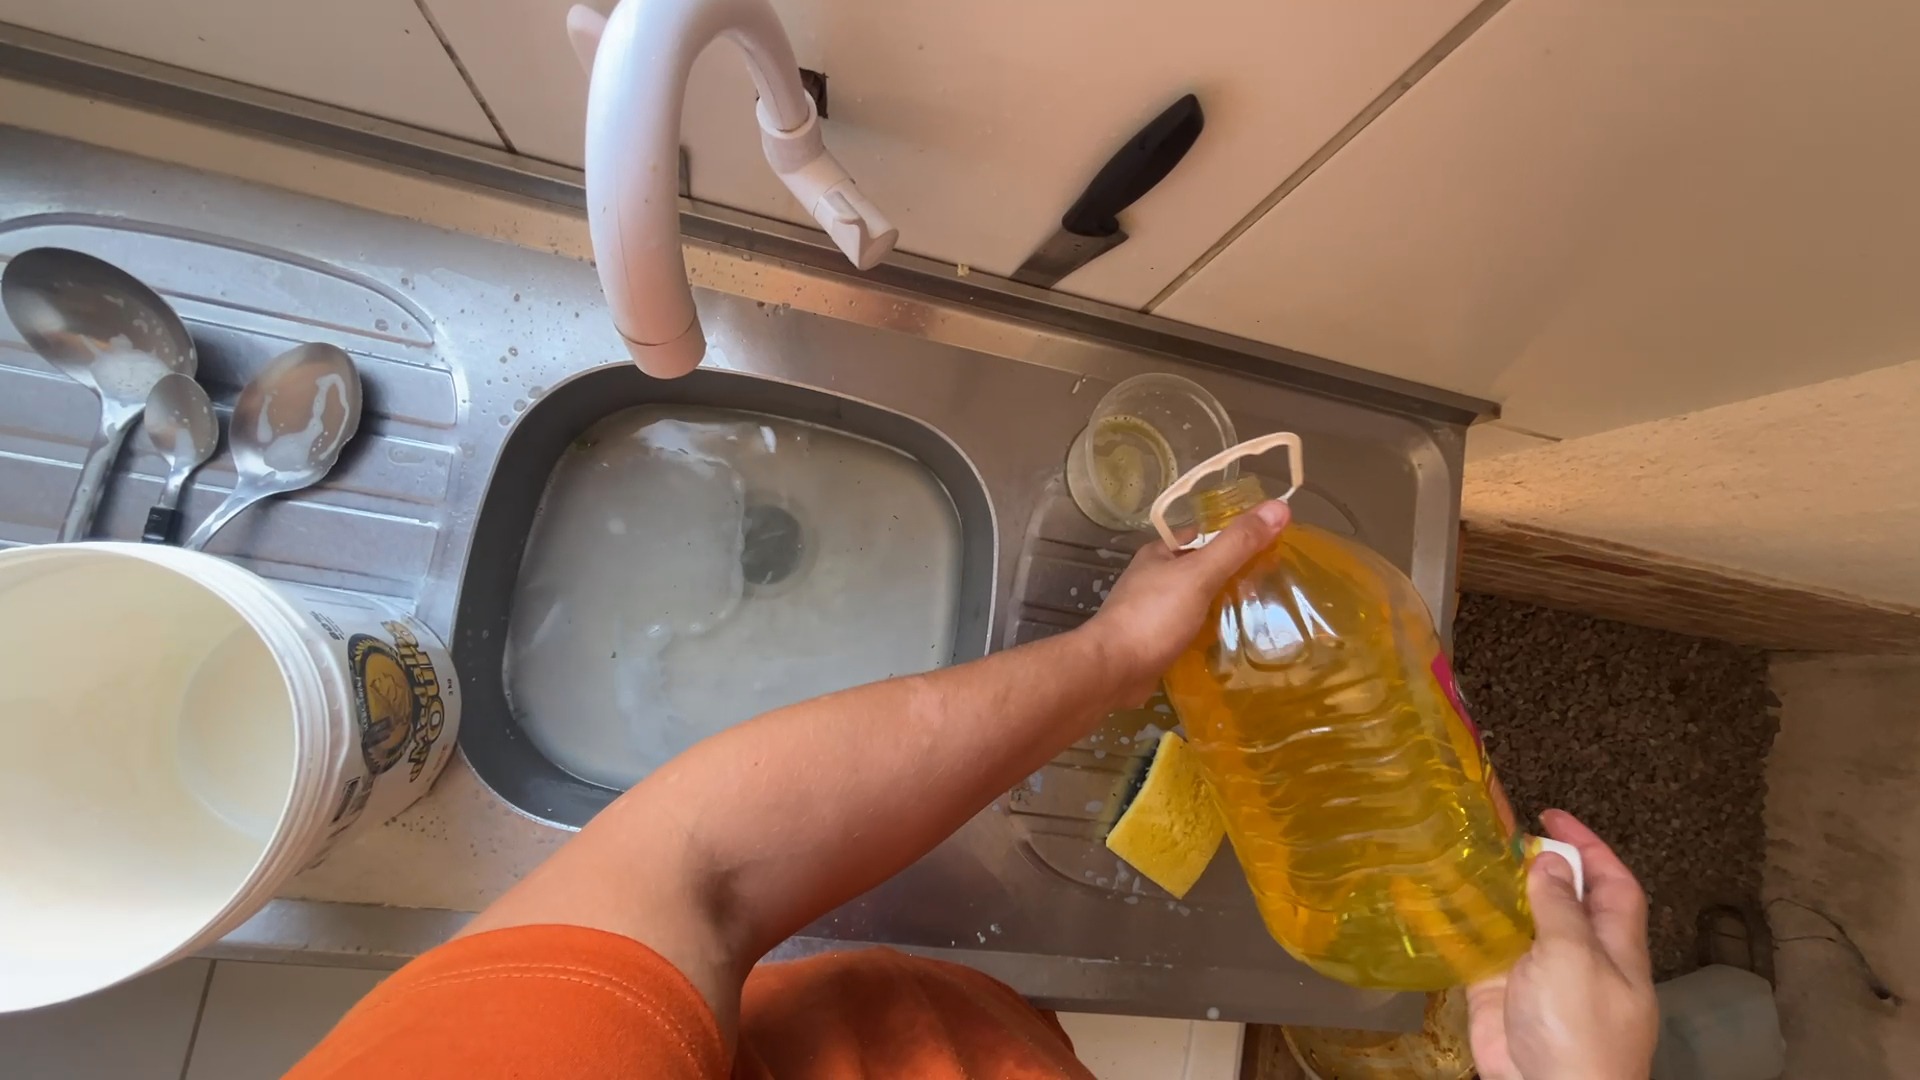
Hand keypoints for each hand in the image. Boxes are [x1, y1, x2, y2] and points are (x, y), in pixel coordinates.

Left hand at [1081, 500, 1289, 705]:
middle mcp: (1154, 578)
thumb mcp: (1198, 573)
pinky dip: (1213, 632)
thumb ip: (1236, 544)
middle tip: (1275, 581)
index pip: (1202, 534)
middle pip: (1202, 568)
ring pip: (1198, 600)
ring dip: (1225, 605)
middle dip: (1234, 573)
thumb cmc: (1153, 615)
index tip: (1272, 543)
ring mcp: (1155, 610)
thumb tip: (1278, 507)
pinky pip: (1193, 629)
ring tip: (1267, 611)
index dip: (1233, 535)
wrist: (1114, 669)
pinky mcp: (1159, 640)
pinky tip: (1239, 639)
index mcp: (1158, 554)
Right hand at [1467, 810, 1659, 1079]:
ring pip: (1514, 912)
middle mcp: (1575, 952)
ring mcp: (1534, 967)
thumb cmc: (1578, 1028)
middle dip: (1535, 857)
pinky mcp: (1495, 981)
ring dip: (1489, 881)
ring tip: (1457, 847)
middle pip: (1560, 894)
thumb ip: (1560, 909)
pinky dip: (1450, 915)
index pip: (1612, 885)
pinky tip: (1423, 892)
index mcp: (1613, 948)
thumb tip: (1549, 860)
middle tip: (1494, 825)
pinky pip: (1474, 939)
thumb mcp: (1577, 961)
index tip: (1552, 815)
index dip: (1589, 847)